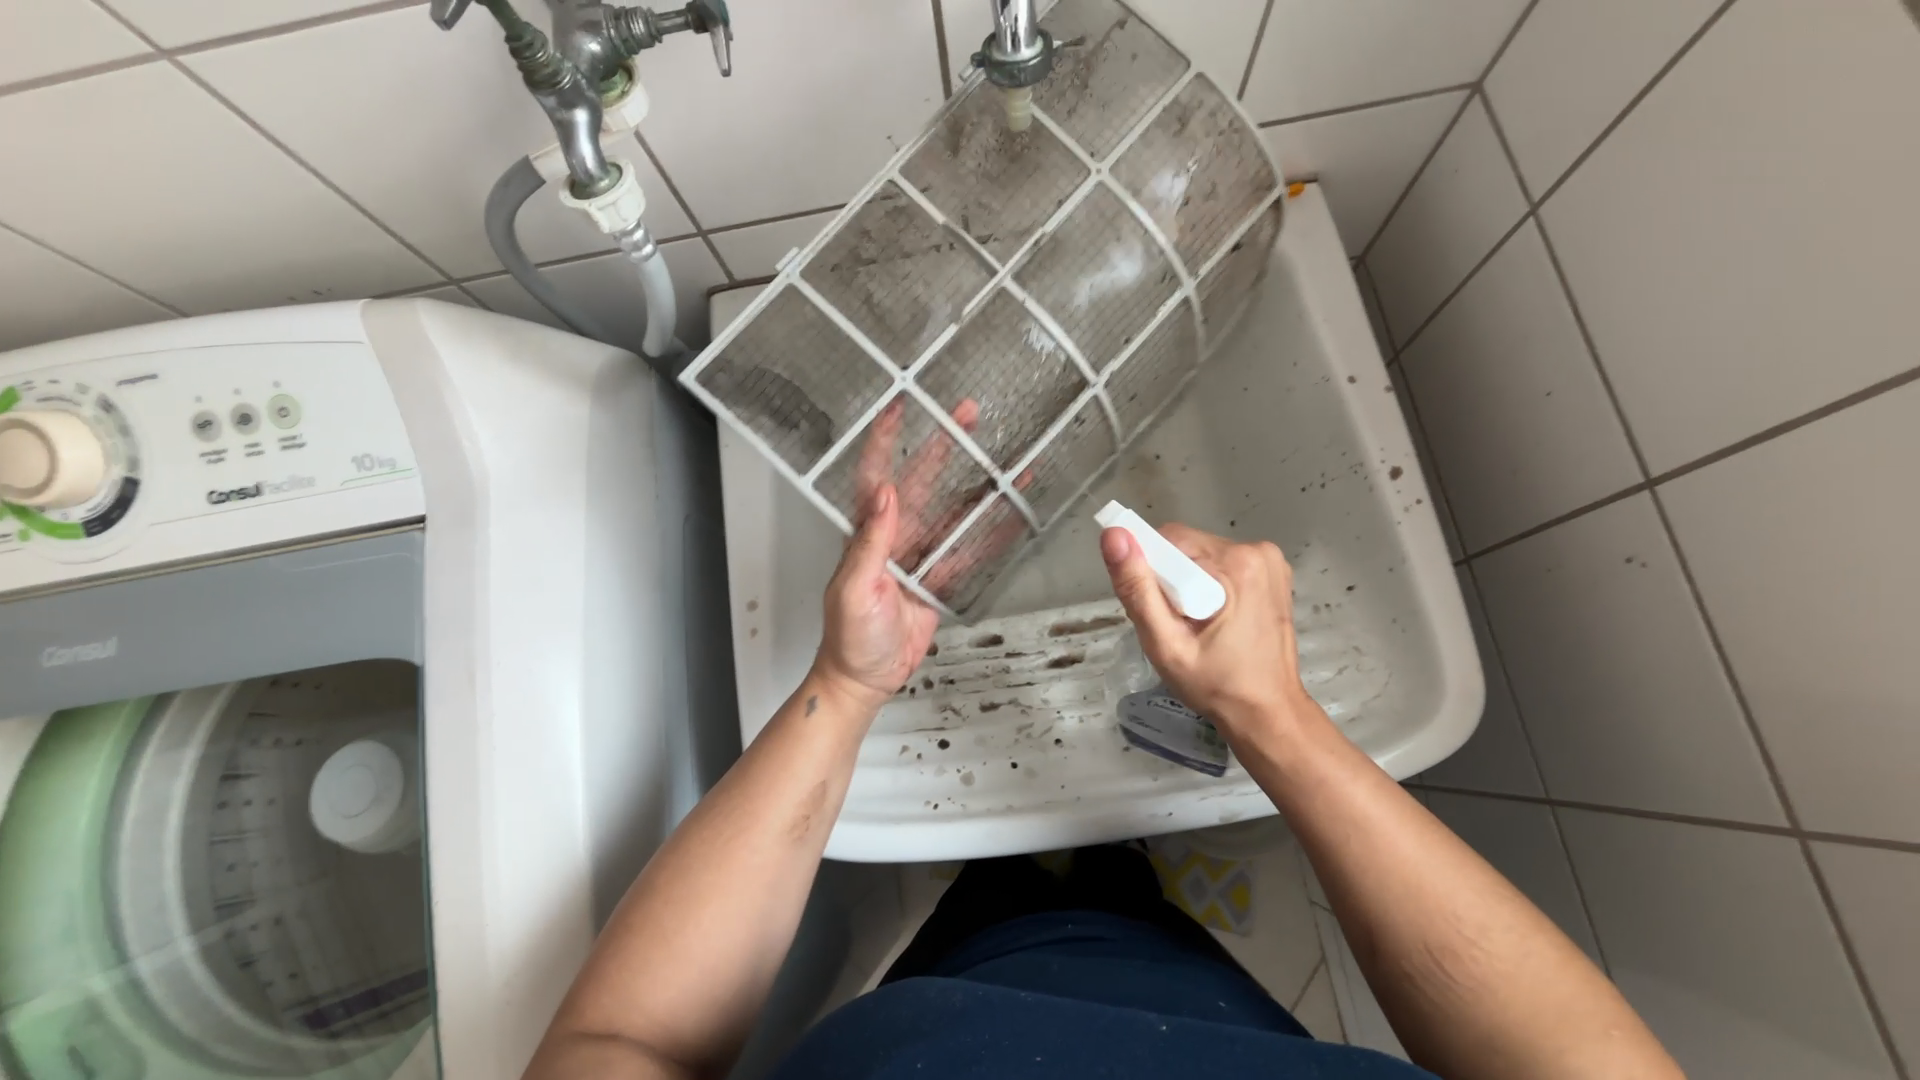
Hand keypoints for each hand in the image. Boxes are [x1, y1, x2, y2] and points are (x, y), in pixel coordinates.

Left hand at [813, 395, 1019, 708]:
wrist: (865, 677)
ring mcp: (919, 556)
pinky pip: (969, 551)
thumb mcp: (854, 589)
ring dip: (976, 485)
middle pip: (923, 481)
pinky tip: (1010, 515)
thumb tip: (885, 495)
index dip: (887, 440)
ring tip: (1003, 460)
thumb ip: (870, 544)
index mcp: (867, 535)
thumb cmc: (849, 638)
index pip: (876, 475)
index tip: (900, 408)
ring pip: (952, 511)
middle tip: (967, 415)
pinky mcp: (938, 579)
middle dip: (944, 446)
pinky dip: (991, 534)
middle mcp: (894, 537)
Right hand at [1100, 523, 1320, 739]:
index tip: (1159, 609)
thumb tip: (1114, 535)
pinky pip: (1222, 564)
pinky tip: (1215, 619)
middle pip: (1187, 546)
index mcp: (1235, 563)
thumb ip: (1136, 589)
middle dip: (1171, 580)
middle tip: (1175, 624)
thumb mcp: (1165, 644)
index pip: (1169, 540)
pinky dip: (1209, 585)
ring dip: (1189, 583)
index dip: (1152, 571)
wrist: (1267, 712)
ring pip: (1202, 554)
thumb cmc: (1215, 684)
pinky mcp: (1274, 572)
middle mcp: (1257, 551)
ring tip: (1195, 626)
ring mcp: (1271, 560)